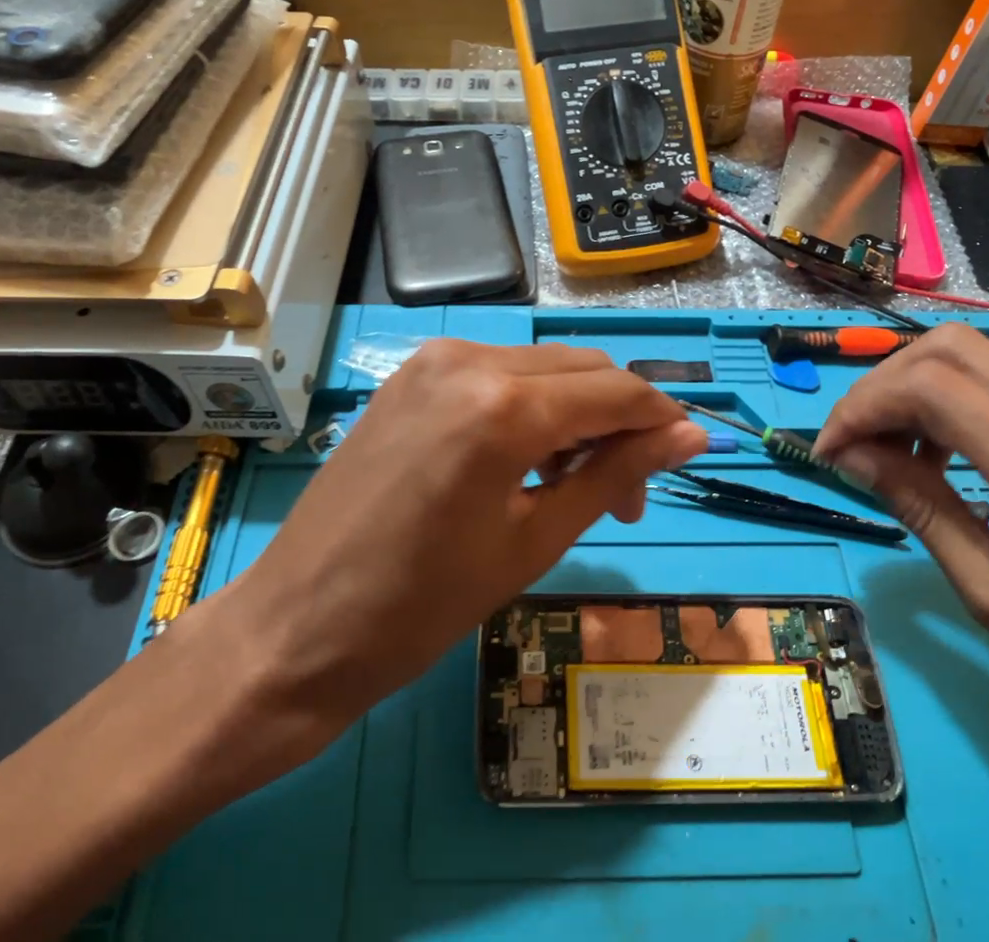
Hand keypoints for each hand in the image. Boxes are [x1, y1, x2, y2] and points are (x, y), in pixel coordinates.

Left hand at [176, 340, 705, 761]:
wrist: (300, 626)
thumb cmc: (424, 606)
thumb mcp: (534, 542)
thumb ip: (613, 477)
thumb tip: (689, 437)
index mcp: (503, 406)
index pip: (616, 392)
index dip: (660, 423)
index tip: (684, 460)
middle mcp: (467, 361)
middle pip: (581, 369)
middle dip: (618, 423)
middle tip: (623, 499)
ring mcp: (429, 364)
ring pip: (538, 369)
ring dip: (574, 416)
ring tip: (574, 490)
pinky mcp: (406, 380)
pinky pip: (492, 378)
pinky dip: (526, 411)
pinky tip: (523, 465)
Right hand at [812, 325, 988, 801]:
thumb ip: (924, 511)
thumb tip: (853, 458)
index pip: (932, 388)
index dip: (860, 408)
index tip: (827, 453)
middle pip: (954, 349)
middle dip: (883, 385)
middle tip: (852, 445)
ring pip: (985, 358)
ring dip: (919, 391)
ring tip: (891, 455)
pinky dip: (960, 405)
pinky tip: (946, 457)